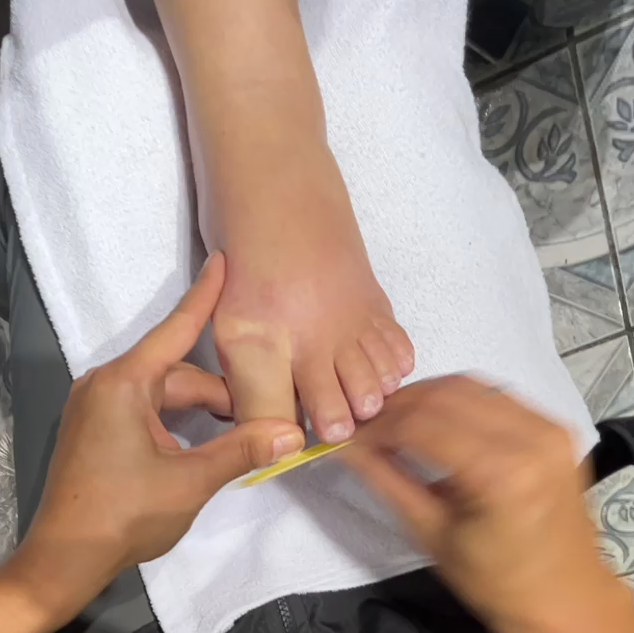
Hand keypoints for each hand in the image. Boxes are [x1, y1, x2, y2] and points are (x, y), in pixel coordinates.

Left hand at [15, 254, 305, 602]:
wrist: (64, 556)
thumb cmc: (124, 514)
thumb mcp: (190, 481)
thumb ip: (241, 451)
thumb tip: (293, 433)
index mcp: (123, 384)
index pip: (175, 330)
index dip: (205, 298)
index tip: (223, 260)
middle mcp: (105, 385)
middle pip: (177, 376)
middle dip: (220, 397)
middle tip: (263, 423)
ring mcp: (95, 408)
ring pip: (162, 397)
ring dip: (199, 414)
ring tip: (240, 437)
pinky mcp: (93, 431)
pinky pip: (143, 412)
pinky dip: (174, 424)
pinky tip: (200, 447)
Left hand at [210, 155, 415, 443]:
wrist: (278, 190)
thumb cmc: (247, 269)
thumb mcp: (237, 336)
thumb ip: (257, 391)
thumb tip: (272, 440)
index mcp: (305, 358)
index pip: (322, 415)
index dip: (321, 433)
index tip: (322, 442)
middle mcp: (343, 344)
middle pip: (360, 398)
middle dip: (353, 417)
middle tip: (346, 424)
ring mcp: (363, 318)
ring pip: (383, 373)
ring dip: (375, 391)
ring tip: (363, 399)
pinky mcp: (372, 295)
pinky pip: (396, 341)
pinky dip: (394, 361)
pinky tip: (382, 369)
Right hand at [339, 376, 615, 632]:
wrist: (566, 598)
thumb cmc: (495, 582)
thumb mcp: (429, 533)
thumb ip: (386, 480)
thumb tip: (347, 446)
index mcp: (500, 472)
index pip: (419, 424)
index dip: (376, 426)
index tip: (347, 435)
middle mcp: (531, 437)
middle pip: (444, 394)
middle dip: (396, 406)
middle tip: (364, 425)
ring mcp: (549, 427)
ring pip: (468, 385)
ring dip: (424, 397)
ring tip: (393, 422)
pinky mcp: (555, 427)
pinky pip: (494, 395)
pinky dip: (456, 400)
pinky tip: (432, 421)